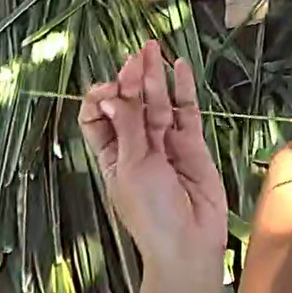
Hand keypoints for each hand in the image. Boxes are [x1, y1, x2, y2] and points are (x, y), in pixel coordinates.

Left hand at [79, 41, 228, 278]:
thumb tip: (113, 94)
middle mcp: (137, 145)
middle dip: (132, 78)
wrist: (188, 243)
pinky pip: (186, 112)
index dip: (103, 97)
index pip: (99, 117)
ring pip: (158, 103)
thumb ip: (127, 127)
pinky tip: (180, 67)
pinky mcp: (191, 144)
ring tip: (154, 50)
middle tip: (138, 54)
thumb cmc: (151, 213)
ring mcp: (166, 144)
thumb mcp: (132, 167)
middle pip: (131, 103)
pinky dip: (183, 89)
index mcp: (112, 155)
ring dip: (156, 77)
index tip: (111, 86)